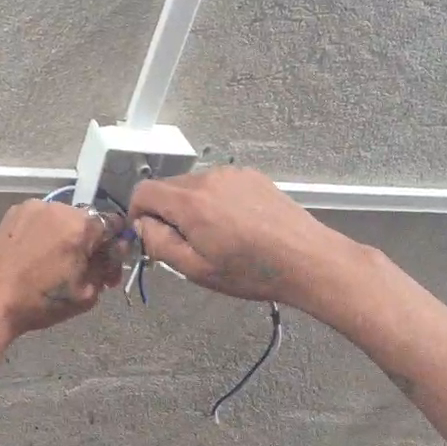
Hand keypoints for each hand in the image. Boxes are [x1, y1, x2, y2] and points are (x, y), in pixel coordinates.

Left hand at [0, 199, 125, 340]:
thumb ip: (107, 265)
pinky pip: (41, 218)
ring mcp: (33, 206)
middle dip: (90, 241)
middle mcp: (58, 207)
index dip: (114, 244)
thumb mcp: (88, 292)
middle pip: (87, 220)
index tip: (108, 264)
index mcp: (81, 225)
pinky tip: (37, 253)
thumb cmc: (42, 302)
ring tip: (56, 261)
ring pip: (63, 217)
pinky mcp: (13, 212)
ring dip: (66, 234)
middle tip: (83, 268)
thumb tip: (115, 251)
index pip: (113, 224)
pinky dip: (45, 231)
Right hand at [127, 166, 366, 314]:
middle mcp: (206, 179)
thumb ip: (159, 243)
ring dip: (192, 205)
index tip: (150, 234)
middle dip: (166, 211)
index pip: (143, 191)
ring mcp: (231, 173)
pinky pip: (217, 183)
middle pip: (167, 187)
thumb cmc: (251, 272)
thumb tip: (142, 225)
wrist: (308, 260)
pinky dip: (215, 199)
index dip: (138, 213)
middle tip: (185, 241)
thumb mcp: (196, 269)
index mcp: (189, 202)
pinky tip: (235, 223)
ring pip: (192, 185)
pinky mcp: (250, 175)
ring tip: (215, 234)